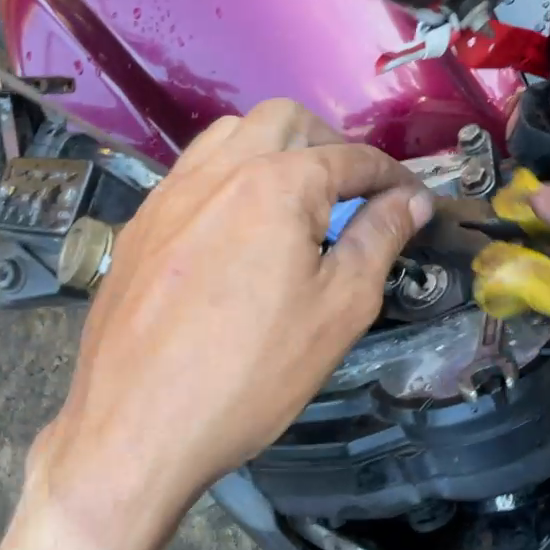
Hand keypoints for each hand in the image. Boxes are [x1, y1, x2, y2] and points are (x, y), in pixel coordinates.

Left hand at [34, 101, 430, 525]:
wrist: (136, 429)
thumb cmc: (254, 373)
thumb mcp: (339, 308)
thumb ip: (379, 239)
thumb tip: (410, 200)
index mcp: (276, 184)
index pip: (349, 157)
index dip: (391, 176)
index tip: (413, 200)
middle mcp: (218, 171)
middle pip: (284, 120)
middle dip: (330, 143)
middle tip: (353, 192)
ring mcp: (169, 195)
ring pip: (230, 136)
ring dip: (274, 149)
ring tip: (296, 201)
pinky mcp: (138, 226)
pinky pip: (192, 174)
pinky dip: (230, 178)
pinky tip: (238, 231)